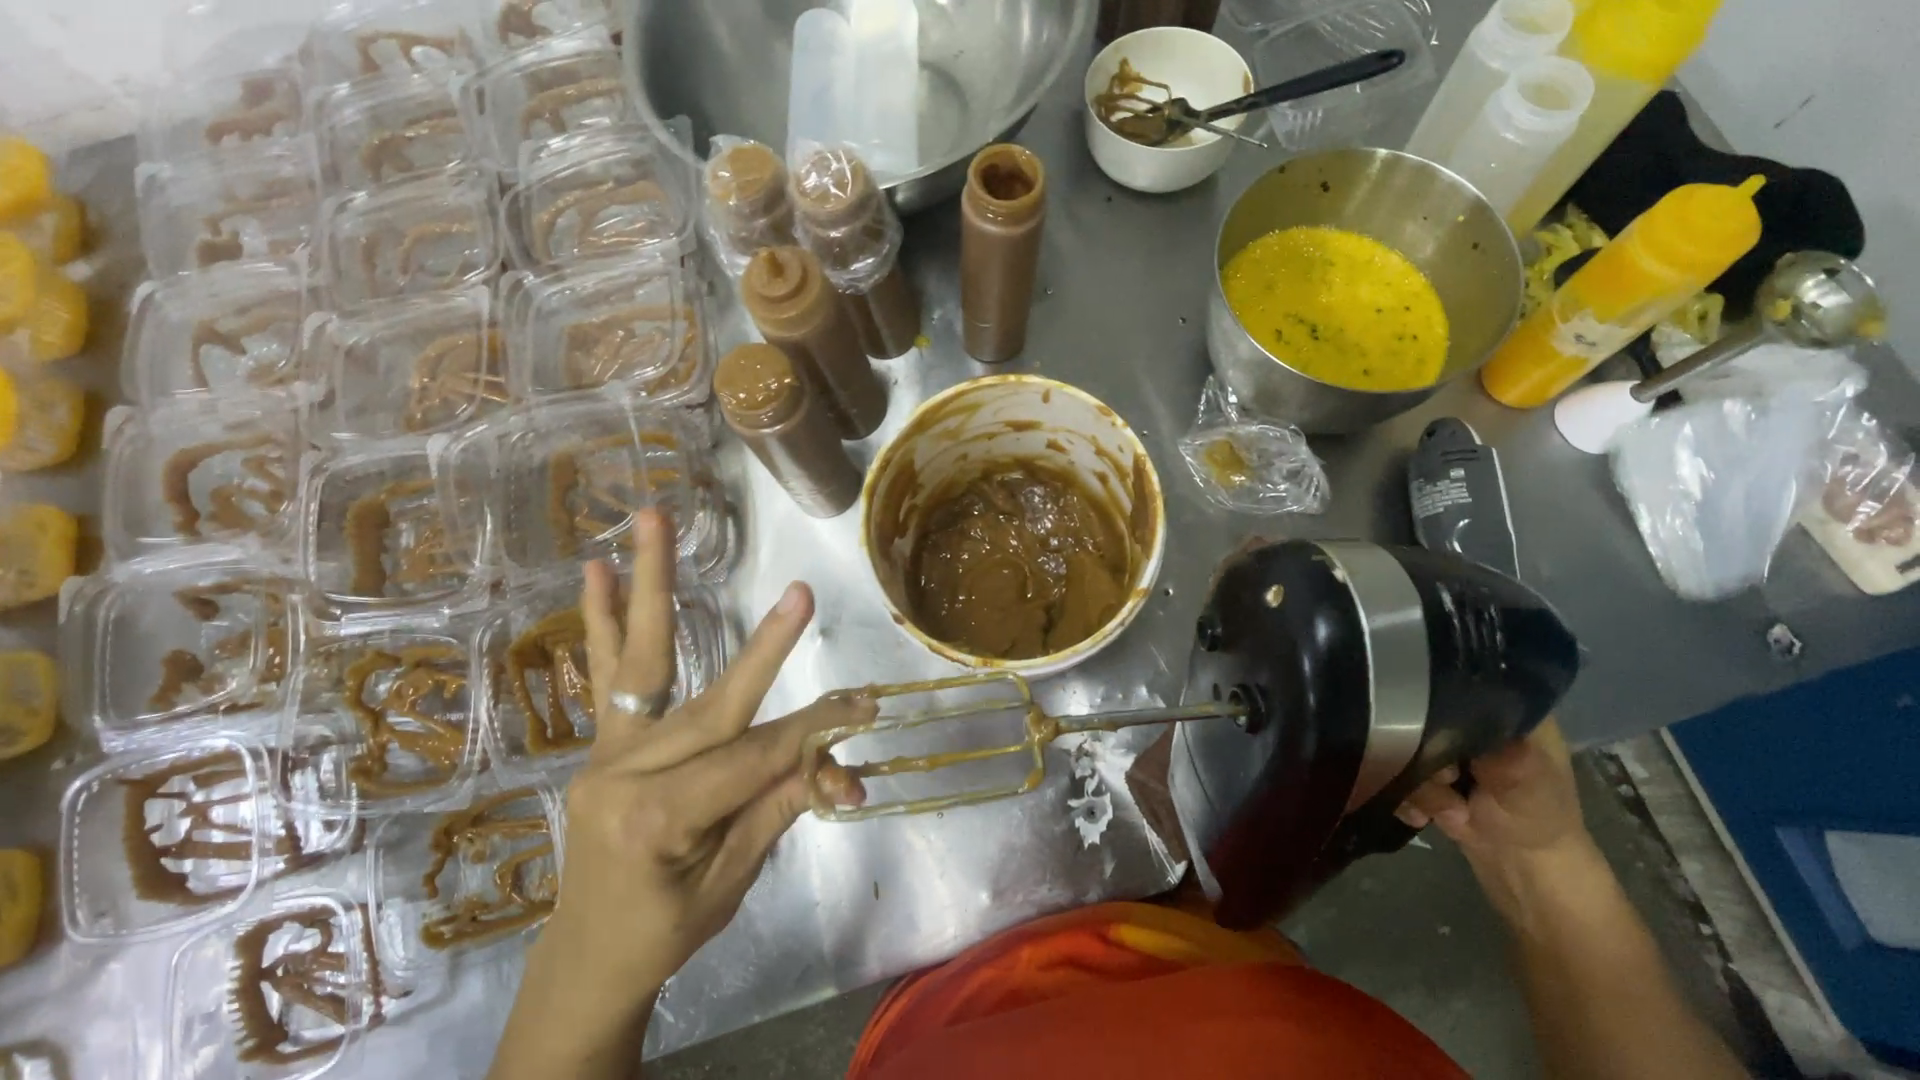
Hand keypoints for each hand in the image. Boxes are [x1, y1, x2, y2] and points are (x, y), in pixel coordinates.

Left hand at [543, 508, 874, 994]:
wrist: (589, 957)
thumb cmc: (664, 931)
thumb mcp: (732, 882)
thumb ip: (778, 807)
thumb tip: (840, 763)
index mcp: (656, 820)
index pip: (754, 761)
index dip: (813, 735)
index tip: (864, 706)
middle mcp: (622, 775)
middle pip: (711, 705)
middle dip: (765, 650)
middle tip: (802, 595)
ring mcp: (605, 755)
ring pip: (642, 665)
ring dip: (650, 587)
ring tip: (649, 522)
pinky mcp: (602, 746)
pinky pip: (609, 681)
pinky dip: (603, 624)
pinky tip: (593, 573)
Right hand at [1395, 720, 1599, 925]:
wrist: (1530, 876)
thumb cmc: (1542, 822)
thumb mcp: (1528, 784)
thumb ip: (1498, 752)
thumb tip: (1463, 729)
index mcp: (1506, 710)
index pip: (1461, 683)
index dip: (1442, 705)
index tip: (1444, 738)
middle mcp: (1474, 725)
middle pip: (1421, 716)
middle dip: (1424, 756)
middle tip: (1449, 782)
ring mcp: (1448, 752)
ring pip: (1403, 748)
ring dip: (1419, 786)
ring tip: (1449, 811)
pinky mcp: (1428, 776)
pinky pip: (1397, 775)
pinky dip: (1405, 798)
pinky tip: (1423, 818)